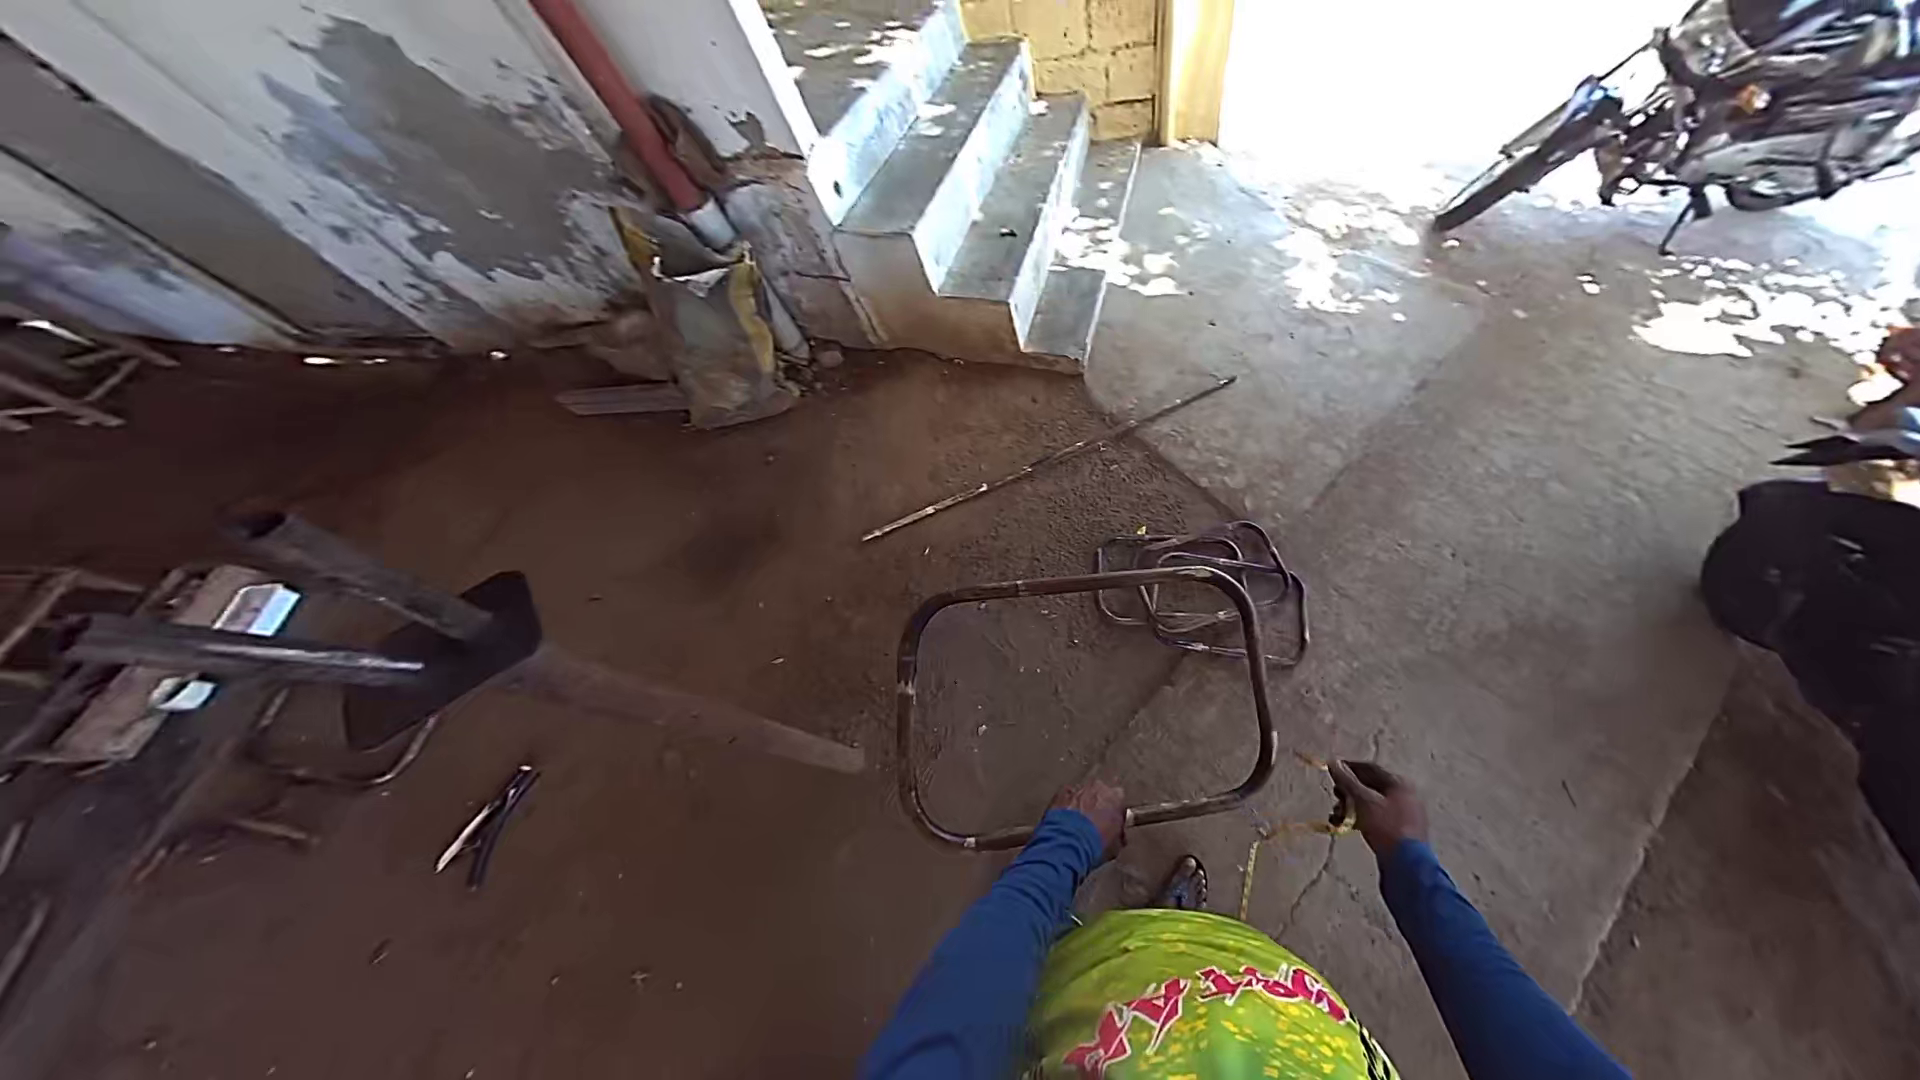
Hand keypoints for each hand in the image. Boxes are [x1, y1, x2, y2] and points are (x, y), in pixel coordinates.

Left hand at [1050, 779, 1125, 860]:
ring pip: (1083, 792)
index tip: (1111, 822)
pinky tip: (1065, 818)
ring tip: (1078, 822)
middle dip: (1098, 804)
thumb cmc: (1097, 842)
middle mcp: (1097, 787)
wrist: (1069, 842)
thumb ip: (1119, 833)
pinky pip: (1067, 796)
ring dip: (1082, 803)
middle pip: (1100, 792)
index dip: (1114, 812)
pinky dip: (1066, 803)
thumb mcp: (1116, 844)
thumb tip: (1117, 836)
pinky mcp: (1061, 793)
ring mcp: (1078, 788)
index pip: (1119, 800)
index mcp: (1115, 796)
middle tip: (1094, 821)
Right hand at [1329, 760, 1428, 855]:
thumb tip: (1333, 762)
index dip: (1349, 767)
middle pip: (1370, 786)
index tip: (1332, 770)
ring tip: (1337, 814)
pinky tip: (1347, 824)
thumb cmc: (1385, 825)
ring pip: (1371, 803)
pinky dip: (1360, 817)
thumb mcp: (1362, 799)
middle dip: (1348, 790)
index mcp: (1399, 784)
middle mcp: (1405, 796)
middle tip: (1336, 795)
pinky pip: (1376, 817)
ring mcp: (1405, 814)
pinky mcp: (1400, 831)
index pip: (1370, 768)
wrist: (1407, 864)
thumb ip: (1346, 780)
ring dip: (1351, 805)